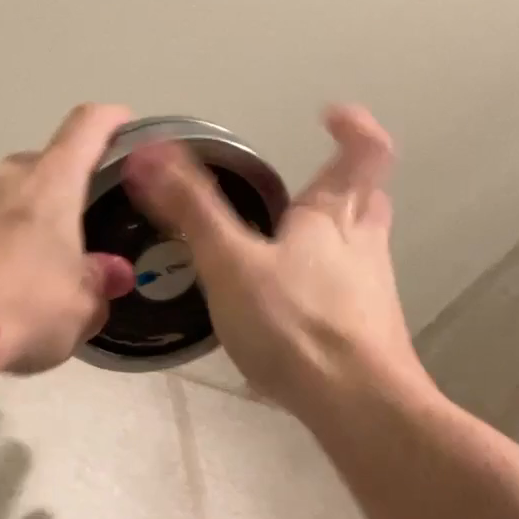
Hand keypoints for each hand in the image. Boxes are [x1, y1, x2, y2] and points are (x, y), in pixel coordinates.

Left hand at [0, 104, 136, 373]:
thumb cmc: (23, 307)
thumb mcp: (82, 307)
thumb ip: (101, 283)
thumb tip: (113, 273)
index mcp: (49, 183)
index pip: (86, 127)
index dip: (109, 121)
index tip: (122, 124)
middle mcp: (2, 180)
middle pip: (40, 166)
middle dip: (61, 188)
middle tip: (76, 226)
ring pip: (2, 198)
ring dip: (21, 219)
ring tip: (33, 262)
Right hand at [121, 105, 428, 405]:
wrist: (355, 404)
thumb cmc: (293, 324)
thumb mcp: (230, 264)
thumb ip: (191, 212)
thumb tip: (148, 153)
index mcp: (333, 216)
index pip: (364, 152)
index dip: (353, 127)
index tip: (329, 115)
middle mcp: (362, 245)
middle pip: (365, 200)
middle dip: (341, 188)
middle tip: (306, 191)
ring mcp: (370, 290)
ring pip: (357, 249)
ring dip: (330, 240)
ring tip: (286, 250)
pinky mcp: (365, 332)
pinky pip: (345, 295)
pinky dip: (321, 289)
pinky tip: (289, 312)